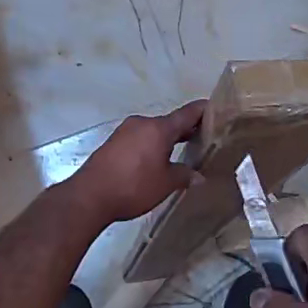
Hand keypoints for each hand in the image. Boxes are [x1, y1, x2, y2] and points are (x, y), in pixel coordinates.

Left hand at [61, 101, 205, 226]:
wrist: (88, 197)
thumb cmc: (133, 186)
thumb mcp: (166, 183)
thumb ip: (185, 176)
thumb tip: (199, 177)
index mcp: (160, 128)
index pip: (189, 112)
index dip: (205, 110)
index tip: (219, 110)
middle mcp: (143, 123)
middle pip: (171, 122)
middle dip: (187, 130)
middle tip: (203, 139)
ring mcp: (125, 131)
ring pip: (153, 131)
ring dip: (167, 139)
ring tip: (180, 153)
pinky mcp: (112, 143)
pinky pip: (139, 139)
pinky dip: (150, 145)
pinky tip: (154, 161)